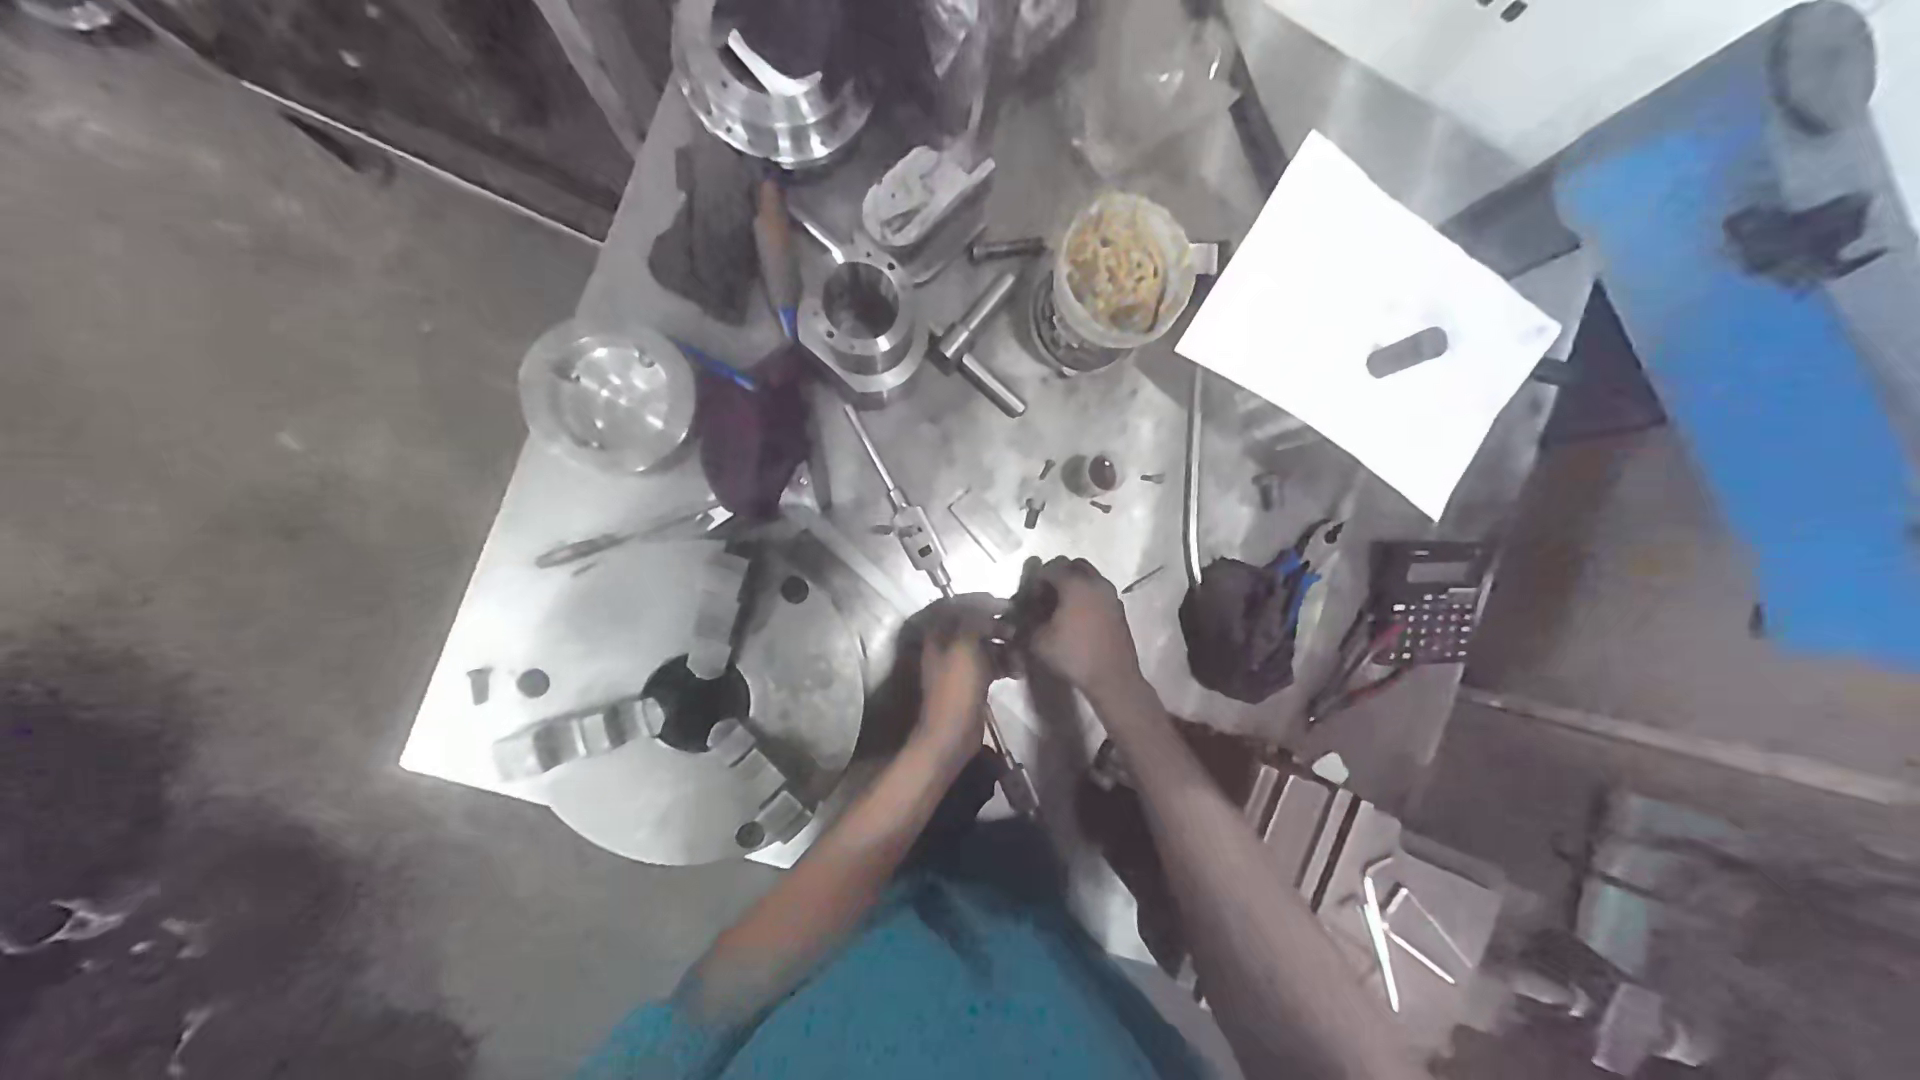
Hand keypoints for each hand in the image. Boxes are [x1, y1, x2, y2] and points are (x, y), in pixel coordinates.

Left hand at [914, 594, 1006, 760]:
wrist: (951, 733)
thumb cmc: (956, 687)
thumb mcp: (965, 646)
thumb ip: (975, 620)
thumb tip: (989, 605)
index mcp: (938, 634)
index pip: (958, 605)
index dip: (982, 601)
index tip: (1006, 605)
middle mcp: (946, 645)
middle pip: (973, 625)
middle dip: (997, 625)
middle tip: (1018, 629)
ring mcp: (959, 665)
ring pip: (985, 645)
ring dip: (1004, 646)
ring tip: (1022, 652)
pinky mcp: (971, 682)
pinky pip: (990, 665)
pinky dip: (1004, 664)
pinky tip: (1018, 671)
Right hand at [1024, 557, 1141, 697]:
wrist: (1113, 678)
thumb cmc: (1073, 656)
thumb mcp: (1038, 641)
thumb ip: (1028, 620)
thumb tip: (1026, 611)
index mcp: (1075, 584)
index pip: (1050, 568)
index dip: (1036, 581)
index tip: (1030, 600)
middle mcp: (1095, 582)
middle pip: (1073, 565)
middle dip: (1057, 575)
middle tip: (1046, 597)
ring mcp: (1111, 595)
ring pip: (1089, 576)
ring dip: (1073, 584)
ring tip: (1061, 607)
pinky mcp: (1118, 609)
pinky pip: (1099, 591)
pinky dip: (1087, 596)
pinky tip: (1078, 618)